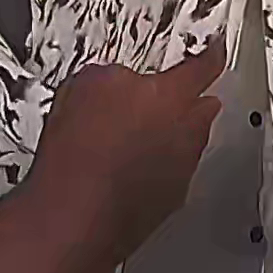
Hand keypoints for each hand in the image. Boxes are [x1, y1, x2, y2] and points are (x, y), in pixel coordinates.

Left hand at [0, 42, 226, 272]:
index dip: (211, 58)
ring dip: (127, 108)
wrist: (57, 223)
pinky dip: (102, 112)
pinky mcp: (70, 91)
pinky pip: (99, 94)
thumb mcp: (176, 179)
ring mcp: (95, 84)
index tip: (215, 49)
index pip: (199, 67)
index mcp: (165, 100)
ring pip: (126, 88)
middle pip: (158, 82)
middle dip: (160, 104)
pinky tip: (98, 148)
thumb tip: (204, 109)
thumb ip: (196, 131)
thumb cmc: (113, 212)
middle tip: (154, 141)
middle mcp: (128, 81)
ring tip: (119, 153)